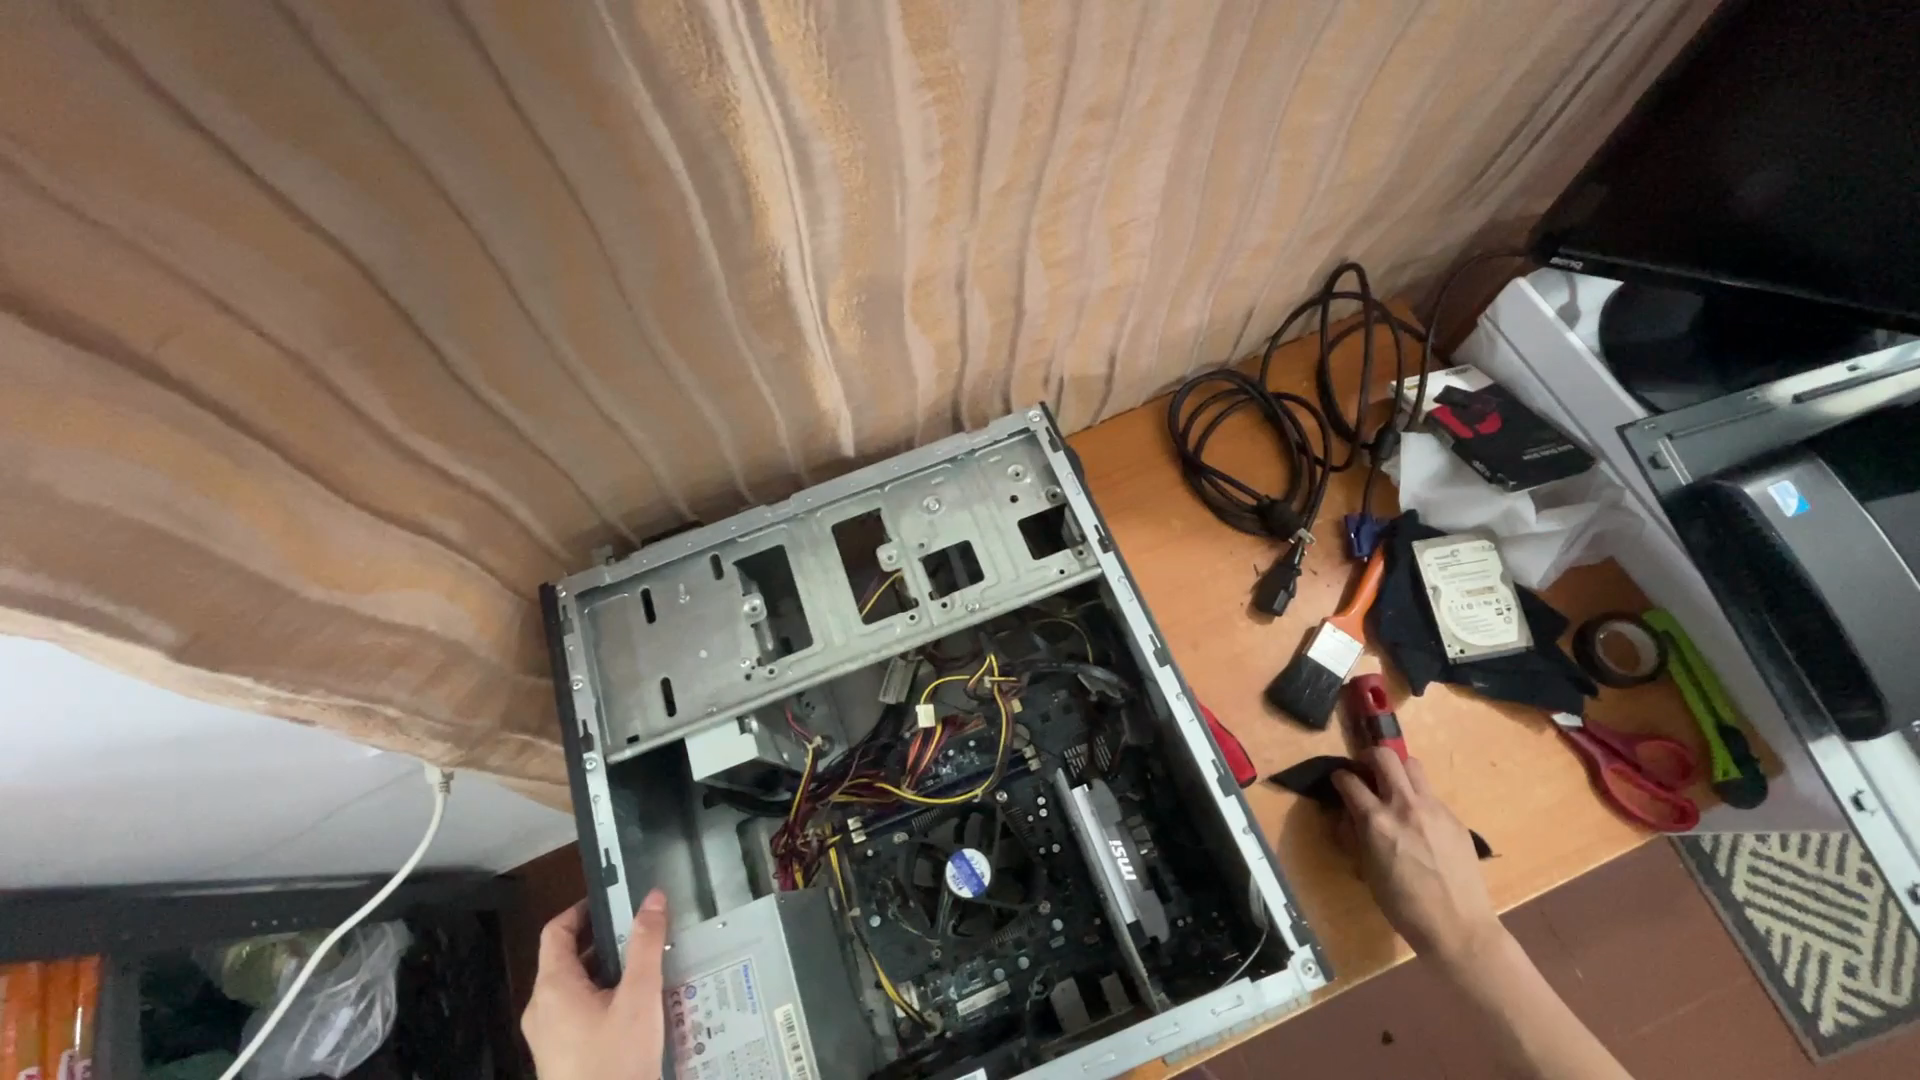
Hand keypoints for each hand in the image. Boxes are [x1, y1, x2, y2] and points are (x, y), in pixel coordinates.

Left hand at [522, 889, 668, 1079]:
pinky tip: (636, 1004)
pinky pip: (577, 1011)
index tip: (616, 899)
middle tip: (641, 928)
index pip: (557, 931)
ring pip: (574, 986)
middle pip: (567, 957)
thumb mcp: (639, 996)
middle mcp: (542, 1008)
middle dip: (604, 938)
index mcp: (553, 987)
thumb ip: (646, 943)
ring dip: (606, 968)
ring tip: (645, 962)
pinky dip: (602, 994)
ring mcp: (547, 1036)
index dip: (583, 909)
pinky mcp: (559, 1056)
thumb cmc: (616, 1060)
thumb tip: (652, 897)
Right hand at [1333, 748, 1501, 964]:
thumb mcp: (1367, 868)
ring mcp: (1434, 810)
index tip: (1339, 782)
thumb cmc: (1402, 905)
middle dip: (1369, 757)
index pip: (1349, 780)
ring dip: (1397, 771)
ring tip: (1393, 789)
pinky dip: (1418, 799)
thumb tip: (1350, 814)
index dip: (1339, 777)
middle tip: (1365, 771)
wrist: (1458, 927)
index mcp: (1377, 821)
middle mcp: (1404, 806)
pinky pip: (1431, 795)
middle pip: (1385, 756)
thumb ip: (1357, 833)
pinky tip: (1420, 824)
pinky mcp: (1454, 819)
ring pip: (1413, 766)